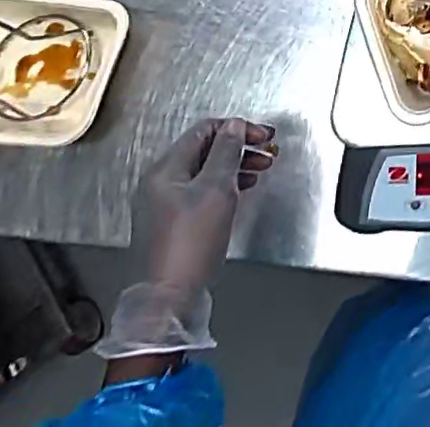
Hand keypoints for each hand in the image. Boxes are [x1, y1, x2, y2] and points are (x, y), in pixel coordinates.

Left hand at [95, 118, 274, 358]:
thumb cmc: (191, 242)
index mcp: (166, 170)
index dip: (237, 128)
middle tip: (268, 151)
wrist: (167, 303)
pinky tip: (243, 188)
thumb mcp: (216, 190)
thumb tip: (234, 126)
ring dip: (236, 165)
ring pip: (206, 171)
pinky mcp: (174, 223)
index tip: (264, 137)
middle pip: (205, 150)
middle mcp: (161, 183)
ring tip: (262, 168)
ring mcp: (166, 204)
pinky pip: (203, 190)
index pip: (205, 131)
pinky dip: (226, 184)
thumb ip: (226, 152)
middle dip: (240, 146)